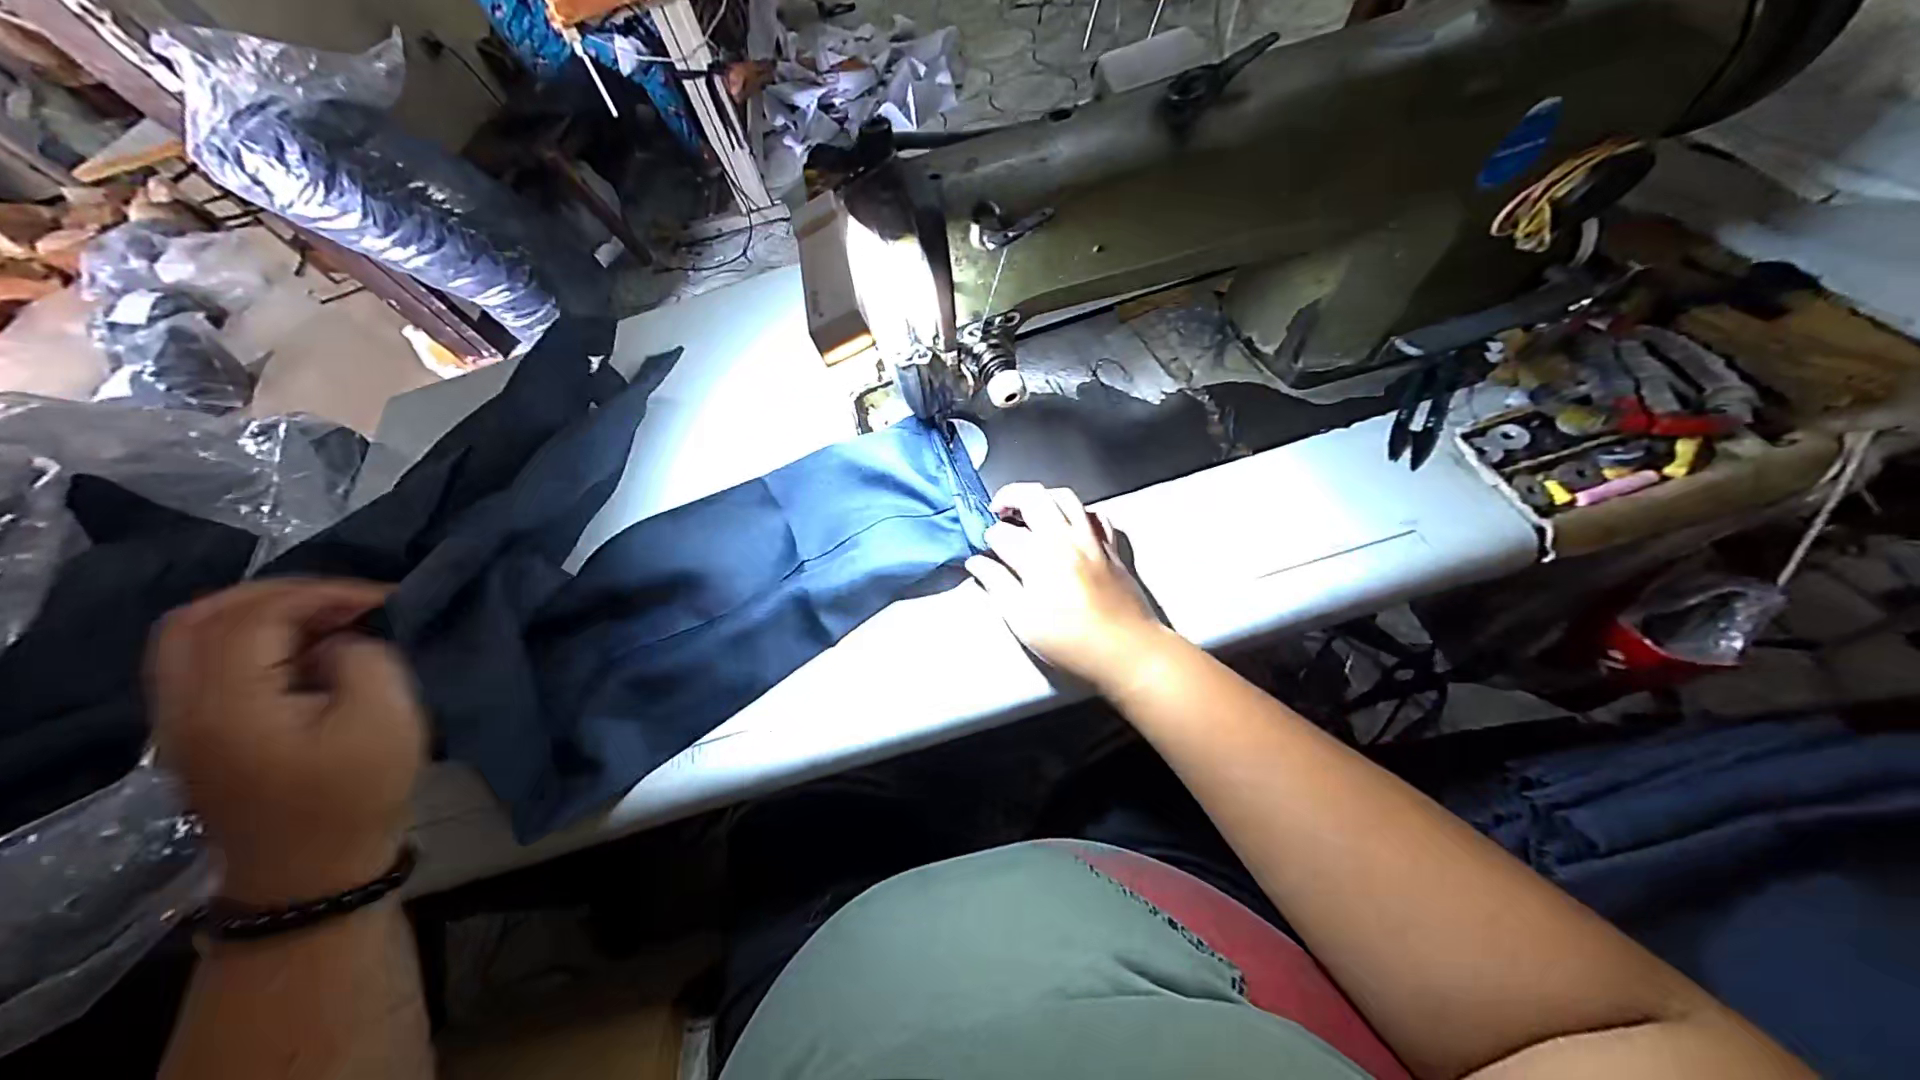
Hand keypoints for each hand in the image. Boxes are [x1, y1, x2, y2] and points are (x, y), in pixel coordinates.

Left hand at [149, 580, 426, 907]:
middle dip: (279, 593)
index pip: (257, 615)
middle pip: (201, 616)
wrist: (312, 873)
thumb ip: (364, 659)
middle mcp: (185, 707)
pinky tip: (305, 649)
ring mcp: (182, 723)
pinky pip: (204, 662)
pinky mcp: (198, 734)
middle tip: (344, 598)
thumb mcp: (385, 718)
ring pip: (193, 637)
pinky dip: (252, 638)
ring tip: (329, 617)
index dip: (323, 593)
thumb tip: (339, 641)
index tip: (384, 599)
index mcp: (228, 704)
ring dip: (261, 613)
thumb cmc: (356, 794)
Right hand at [965, 483, 1174, 690]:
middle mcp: (1064, 537)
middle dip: (1009, 497)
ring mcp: (1091, 539)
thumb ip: (997, 584)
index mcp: (1037, 555)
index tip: (985, 550)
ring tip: (1030, 511)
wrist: (1126, 649)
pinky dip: (1077, 512)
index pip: (1002, 532)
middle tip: (998, 509)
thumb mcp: (1022, 619)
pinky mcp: (1111, 547)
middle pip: (1033, 497)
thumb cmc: (1069, 640)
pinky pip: (1094, 515)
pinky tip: (1070, 526)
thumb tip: (977, 563)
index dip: (988, 538)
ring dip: (1042, 497)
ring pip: (1065, 497)